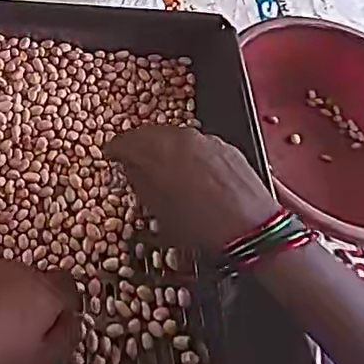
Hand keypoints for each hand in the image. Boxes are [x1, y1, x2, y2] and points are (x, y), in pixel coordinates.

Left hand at [0, 256, 78, 363]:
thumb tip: (71, 319)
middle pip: (41, 281)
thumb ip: (67, 335)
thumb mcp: (42, 359)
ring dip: (13, 293)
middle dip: (36, 300)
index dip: (65, 306)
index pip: (70, 287)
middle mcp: (25, 270)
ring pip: (16, 277)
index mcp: (47, 293)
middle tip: (22, 329)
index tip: (53, 324)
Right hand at [103, 126, 281, 253]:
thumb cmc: (199, 225)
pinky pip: (196, 143)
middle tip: (132, 159)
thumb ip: (139, 180)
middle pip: (148, 133)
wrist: (253, 230)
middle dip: (137, 145)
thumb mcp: (157, 209)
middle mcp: (179, 137)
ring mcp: (204, 139)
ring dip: (162, 147)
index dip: (114, 150)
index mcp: (156, 151)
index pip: (124, 141)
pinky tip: (190, 170)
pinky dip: (187, 152)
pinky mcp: (225, 146)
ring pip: (173, 136)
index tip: (111, 156)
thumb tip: (130, 167)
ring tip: (161, 165)